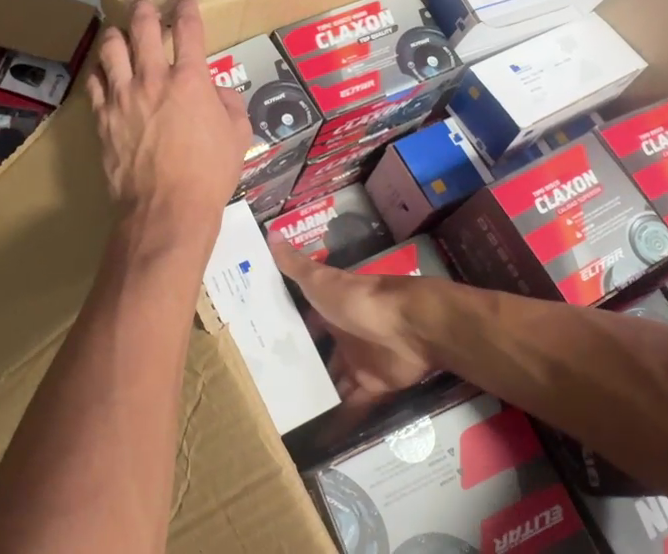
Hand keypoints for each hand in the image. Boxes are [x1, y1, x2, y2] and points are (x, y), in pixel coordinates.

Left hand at [86, 0, 249, 262]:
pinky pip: (94, 82)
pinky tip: (102, 70)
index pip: (189, 29)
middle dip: (145, 10)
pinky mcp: (102, 117)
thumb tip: (218, 93)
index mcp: (191, 79)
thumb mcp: (238, 136)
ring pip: (112, 49)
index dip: (187, 10)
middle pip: (143, 29)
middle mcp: (154, 78)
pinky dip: (99, 71)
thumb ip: (230, 105)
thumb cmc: (209, 174)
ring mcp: (123, 96)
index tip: (185, 4)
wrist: (166, 208)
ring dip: (116, 34)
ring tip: (118, 31)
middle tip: (145, 5)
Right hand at [271, 240, 433, 405]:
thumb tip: (270, 233)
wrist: (409, 326)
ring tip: (283, 416)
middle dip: (298, 368)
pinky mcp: (373, 386)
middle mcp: (343, 334)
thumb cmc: (359, 300)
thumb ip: (295, 264)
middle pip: (318, 354)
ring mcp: (359, 362)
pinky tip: (316, 435)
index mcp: (330, 309)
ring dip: (316, 395)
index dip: (285, 330)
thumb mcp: (321, 280)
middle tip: (264, 388)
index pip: (304, 320)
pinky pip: (353, 405)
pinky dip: (339, 419)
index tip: (258, 343)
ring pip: (333, 381)